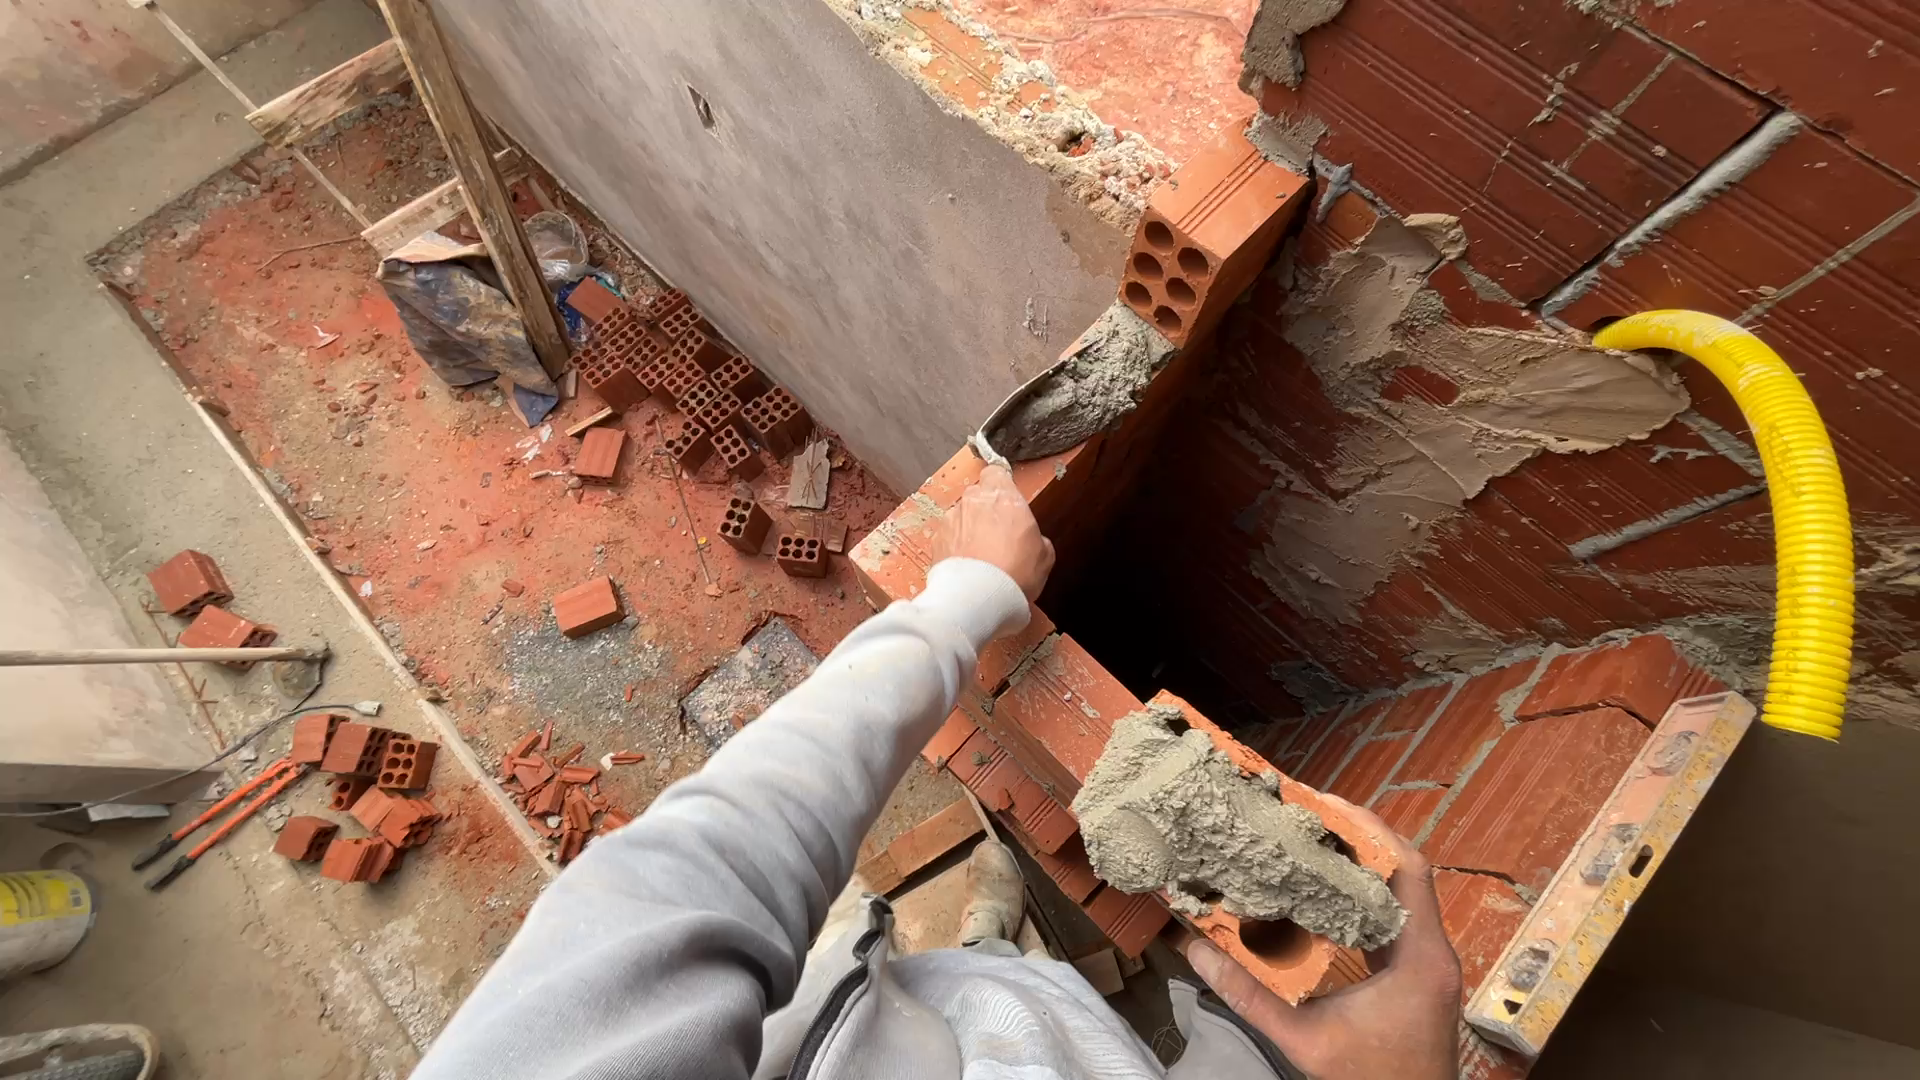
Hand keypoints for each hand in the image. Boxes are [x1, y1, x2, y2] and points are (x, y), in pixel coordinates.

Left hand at [932, 465, 1054, 599]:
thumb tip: (1033, 541)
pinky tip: (967, 566)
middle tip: (999, 536)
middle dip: (985, 511)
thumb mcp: (1044, 556)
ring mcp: (951, 519)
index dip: (1001, 486)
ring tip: (981, 557)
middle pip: (978, 495)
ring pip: (962, 516)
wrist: (977, 598)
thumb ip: (1036, 538)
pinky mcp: (936, 539)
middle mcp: (973, 501)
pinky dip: (955, 546)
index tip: (1007, 500)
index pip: (996, 472)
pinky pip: (948, 536)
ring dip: (969, 529)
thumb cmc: (1015, 573)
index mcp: (1003, 496)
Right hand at [1184, 797, 1461, 1079]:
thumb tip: (1193, 951)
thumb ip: (1248, 996)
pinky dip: (1360, 885)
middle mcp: (1430, 949)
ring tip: (1307, 831)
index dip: (1369, 828)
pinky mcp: (1415, 968)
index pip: (1408, 869)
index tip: (1322, 802)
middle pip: (1402, 868)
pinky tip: (1322, 879)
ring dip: (1359, 856)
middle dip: (1355, 833)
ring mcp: (1427, 958)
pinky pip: (1392, 908)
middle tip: (1302, 808)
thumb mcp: (1302, 1041)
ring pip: (1398, 886)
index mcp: (1418, 957)